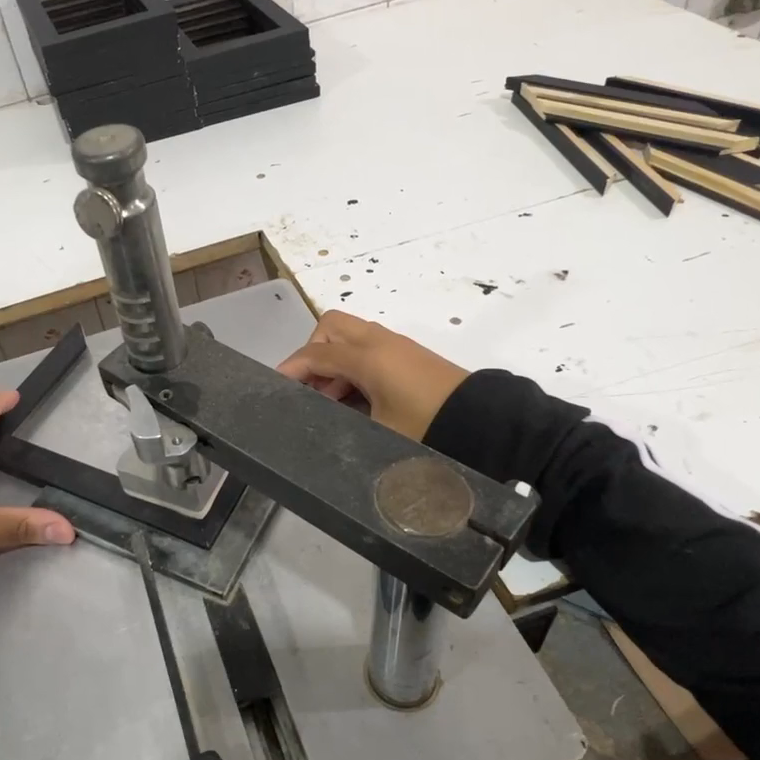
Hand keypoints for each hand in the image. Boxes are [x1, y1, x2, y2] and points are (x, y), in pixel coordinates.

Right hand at [275, 311, 468, 440]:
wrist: (485, 423)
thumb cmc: (428, 428)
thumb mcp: (378, 431)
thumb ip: (341, 420)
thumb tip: (319, 422)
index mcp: (368, 357)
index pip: (316, 354)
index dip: (291, 369)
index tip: (273, 388)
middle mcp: (379, 342)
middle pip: (330, 328)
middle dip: (313, 354)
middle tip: (310, 391)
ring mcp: (396, 346)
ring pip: (350, 336)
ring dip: (333, 361)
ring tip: (332, 403)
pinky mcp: (409, 356)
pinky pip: (368, 348)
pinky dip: (352, 365)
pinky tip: (355, 400)